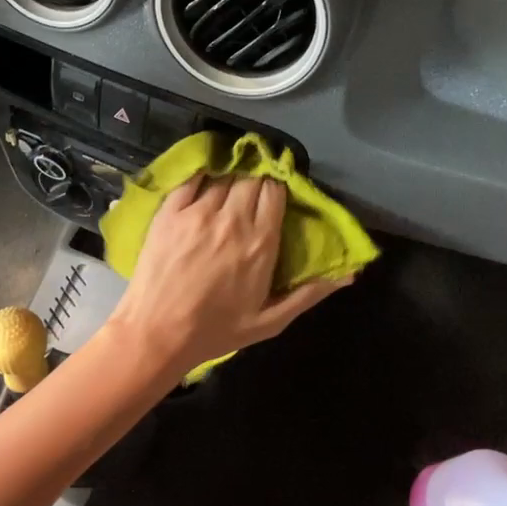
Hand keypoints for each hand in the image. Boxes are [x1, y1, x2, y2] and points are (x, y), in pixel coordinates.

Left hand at [107, 176, 348, 372]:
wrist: (157, 333)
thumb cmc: (215, 331)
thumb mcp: (269, 321)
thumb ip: (309, 294)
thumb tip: (349, 274)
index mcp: (260, 242)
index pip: (275, 191)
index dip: (277, 186)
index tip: (275, 192)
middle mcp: (232, 219)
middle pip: (251, 178)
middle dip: (256, 179)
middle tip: (252, 190)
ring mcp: (198, 212)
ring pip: (223, 176)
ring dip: (230, 176)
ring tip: (229, 185)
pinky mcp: (170, 211)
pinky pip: (191, 178)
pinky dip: (201, 173)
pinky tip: (205, 177)